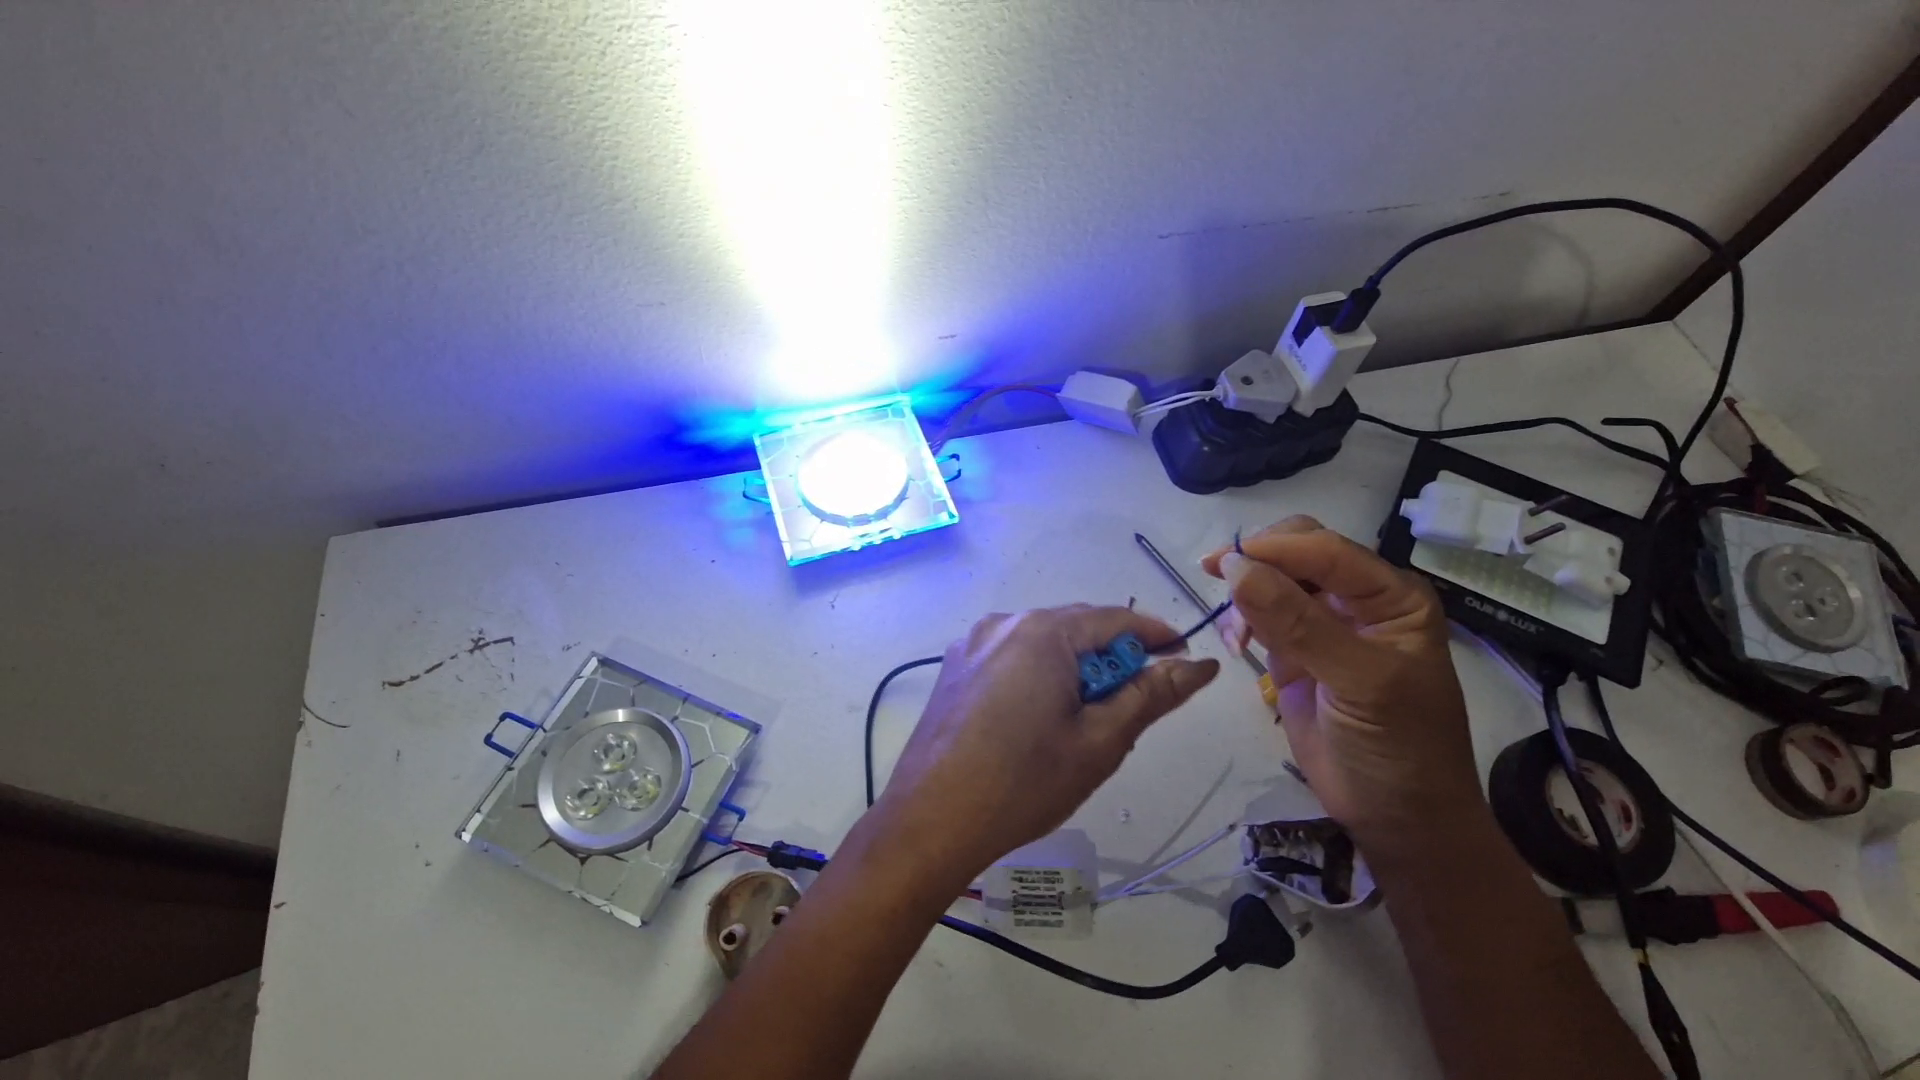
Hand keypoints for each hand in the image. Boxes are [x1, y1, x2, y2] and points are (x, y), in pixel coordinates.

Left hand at [870, 605, 1218, 890]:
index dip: (1157, 636)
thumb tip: (1200, 666)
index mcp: (1041, 632)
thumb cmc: (1023, 784)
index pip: (1116, 619)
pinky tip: (1043, 720)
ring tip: (1090, 719)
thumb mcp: (1099, 741)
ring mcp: (972, 645)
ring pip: (1043, 644)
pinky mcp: (954, 670)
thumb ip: (1150, 695)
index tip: (1186, 659)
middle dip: (1114, 657)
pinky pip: (1012, 658)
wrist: (930, 822)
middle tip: (1139, 702)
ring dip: (1076, 669)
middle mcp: (1003, 624)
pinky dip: (1040, 676)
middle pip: (1076, 628)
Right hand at [1202, 516, 1480, 843]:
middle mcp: (1359, 600)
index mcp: (1392, 597)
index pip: (1327, 551)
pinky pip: (1260, 617)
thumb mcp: (1359, 683)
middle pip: (1298, 554)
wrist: (1397, 817)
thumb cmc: (1399, 748)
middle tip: (1215, 579)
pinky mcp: (1296, 653)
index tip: (1223, 561)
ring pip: (1272, 582)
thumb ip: (1299, 624)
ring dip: (1245, 595)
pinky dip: (1241, 621)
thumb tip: (1235, 568)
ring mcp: (1324, 626)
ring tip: (1235, 636)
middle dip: (1257, 562)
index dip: (1276, 549)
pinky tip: (1236, 643)